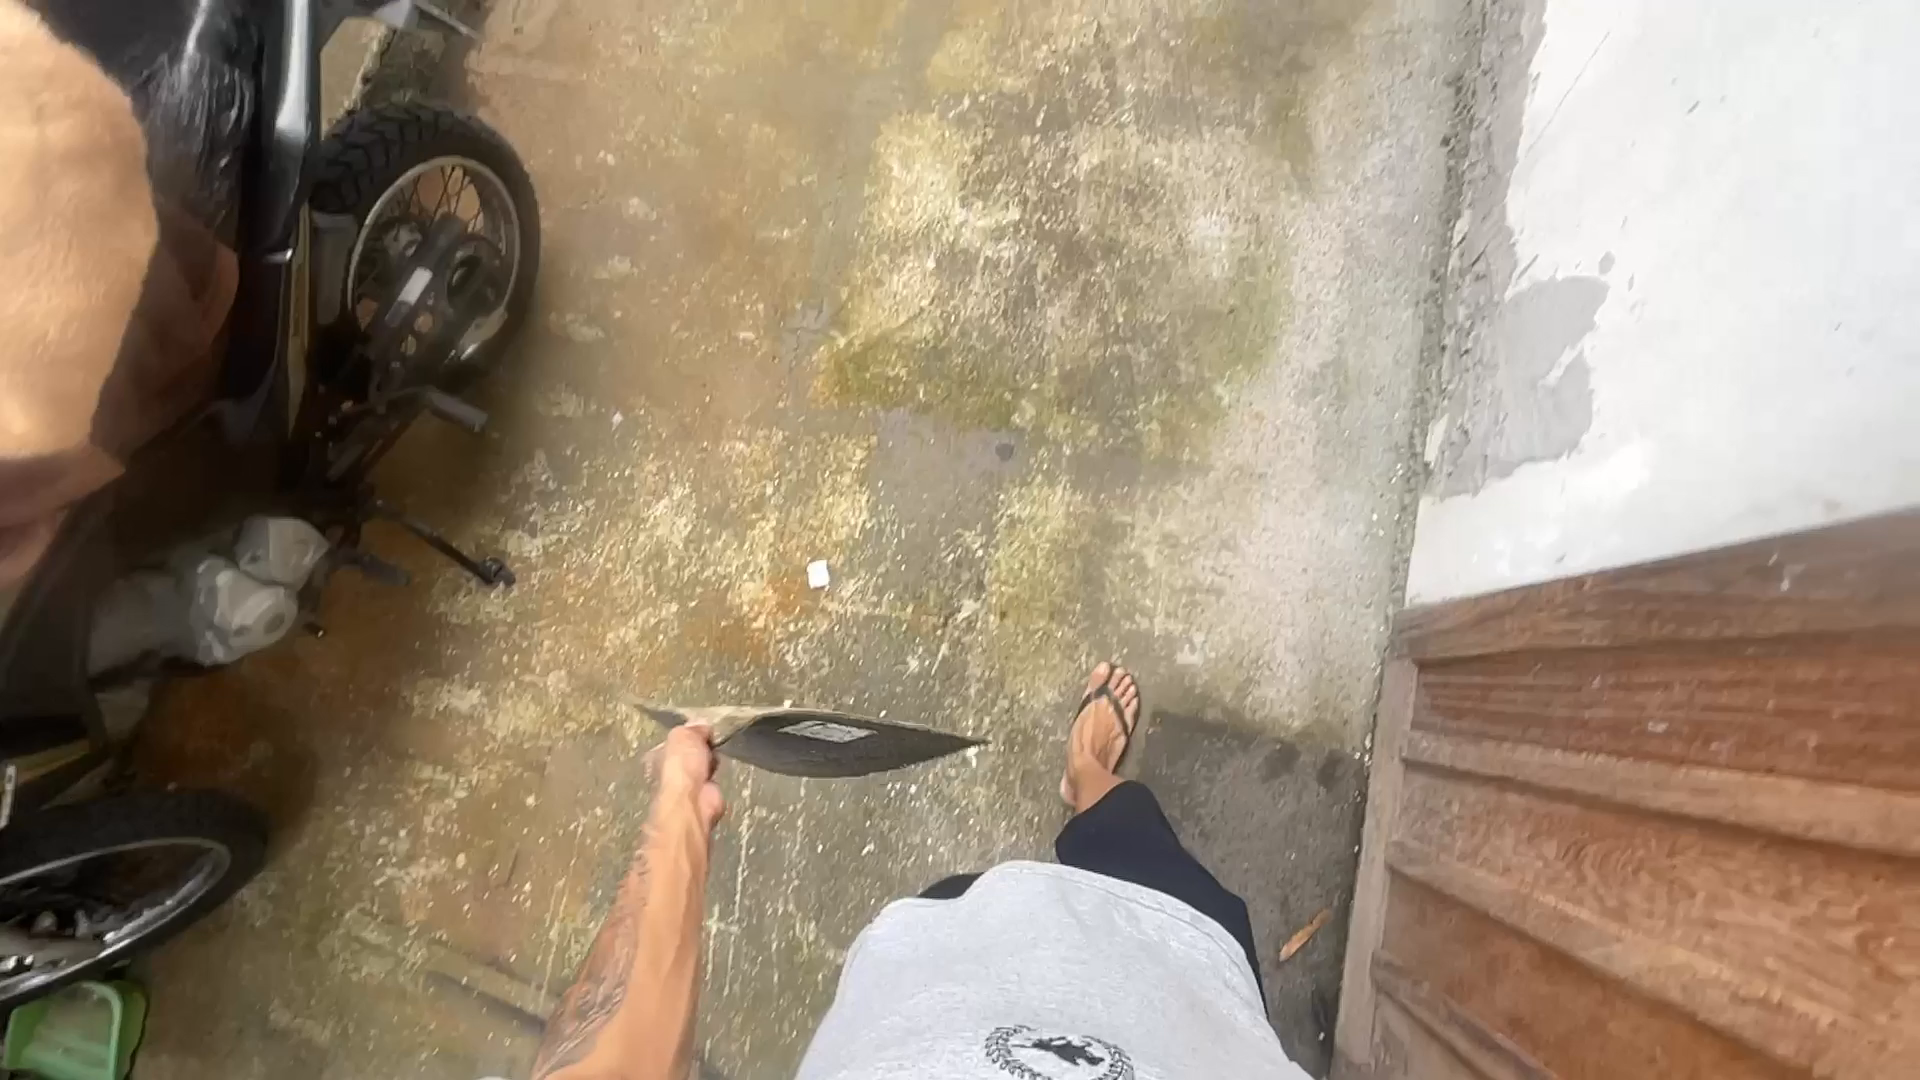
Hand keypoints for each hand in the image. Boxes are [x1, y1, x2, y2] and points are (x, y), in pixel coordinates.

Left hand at [650, 725, 724, 832]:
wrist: (692, 799)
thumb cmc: (680, 767)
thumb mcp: (684, 734)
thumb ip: (693, 728)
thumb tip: (703, 726)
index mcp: (657, 756)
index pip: (674, 740)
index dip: (690, 733)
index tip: (702, 729)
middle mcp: (669, 772)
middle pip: (690, 752)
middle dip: (702, 746)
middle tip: (710, 742)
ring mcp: (686, 785)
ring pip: (703, 764)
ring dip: (711, 760)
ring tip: (714, 756)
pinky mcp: (703, 795)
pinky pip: (713, 778)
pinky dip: (718, 774)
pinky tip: (718, 771)